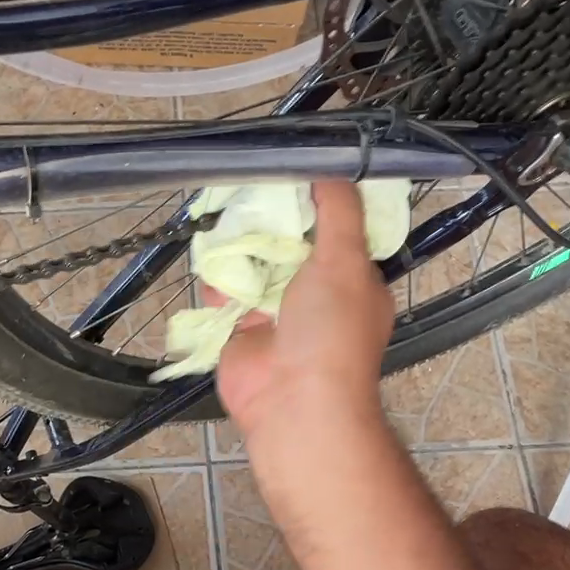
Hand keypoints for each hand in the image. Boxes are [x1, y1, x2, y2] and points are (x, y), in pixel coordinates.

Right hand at [215, 180, 394, 441]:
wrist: (293, 402)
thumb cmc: (330, 333)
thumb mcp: (345, 258)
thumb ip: (339, 210)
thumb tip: (331, 168)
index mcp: (351, 280)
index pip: (335, 229)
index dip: (317, 202)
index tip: (296, 172)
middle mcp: (314, 295)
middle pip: (289, 243)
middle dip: (271, 221)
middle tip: (252, 190)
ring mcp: (275, 313)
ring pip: (254, 265)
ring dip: (240, 249)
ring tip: (229, 227)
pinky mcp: (240, 329)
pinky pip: (226, 293)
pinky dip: (218, 283)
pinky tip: (218, 276)